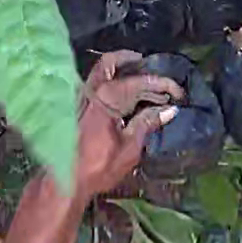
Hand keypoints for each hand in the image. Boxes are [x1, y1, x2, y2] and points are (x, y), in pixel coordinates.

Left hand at [68, 50, 182, 201]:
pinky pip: (93, 84)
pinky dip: (108, 81)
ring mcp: (79, 97)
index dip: (161, 84)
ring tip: (138, 77)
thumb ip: (147, 123)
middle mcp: (90, 90)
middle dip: (131, 60)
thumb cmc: (98, 167)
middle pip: (110, 62)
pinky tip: (120, 94)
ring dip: (119, 69)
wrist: (64, 182)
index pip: (138, 81)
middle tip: (149, 66)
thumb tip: (169, 110)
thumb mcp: (129, 148)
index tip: (177, 91)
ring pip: (99, 71)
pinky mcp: (74, 107)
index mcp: (106, 98)